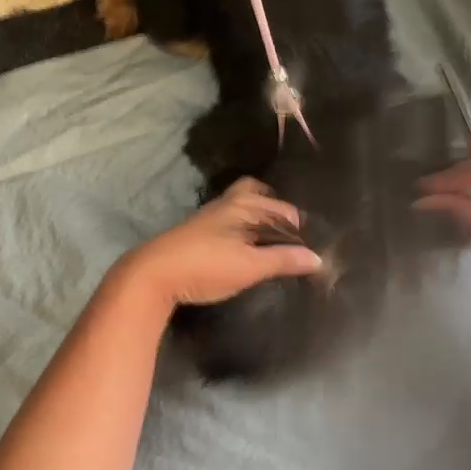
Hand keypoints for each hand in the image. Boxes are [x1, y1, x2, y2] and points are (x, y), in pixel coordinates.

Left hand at [114, 178, 322, 306]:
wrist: (153, 274)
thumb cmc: (206, 265)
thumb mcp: (250, 266)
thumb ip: (283, 260)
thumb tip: (317, 258)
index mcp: (242, 205)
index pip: (279, 206)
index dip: (295, 222)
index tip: (306, 244)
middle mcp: (225, 205)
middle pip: (255, 195)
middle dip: (273, 209)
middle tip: (288, 234)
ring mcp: (207, 219)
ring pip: (238, 210)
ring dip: (255, 221)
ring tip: (269, 243)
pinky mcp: (195, 235)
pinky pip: (227, 225)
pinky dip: (240, 232)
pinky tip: (242, 251)